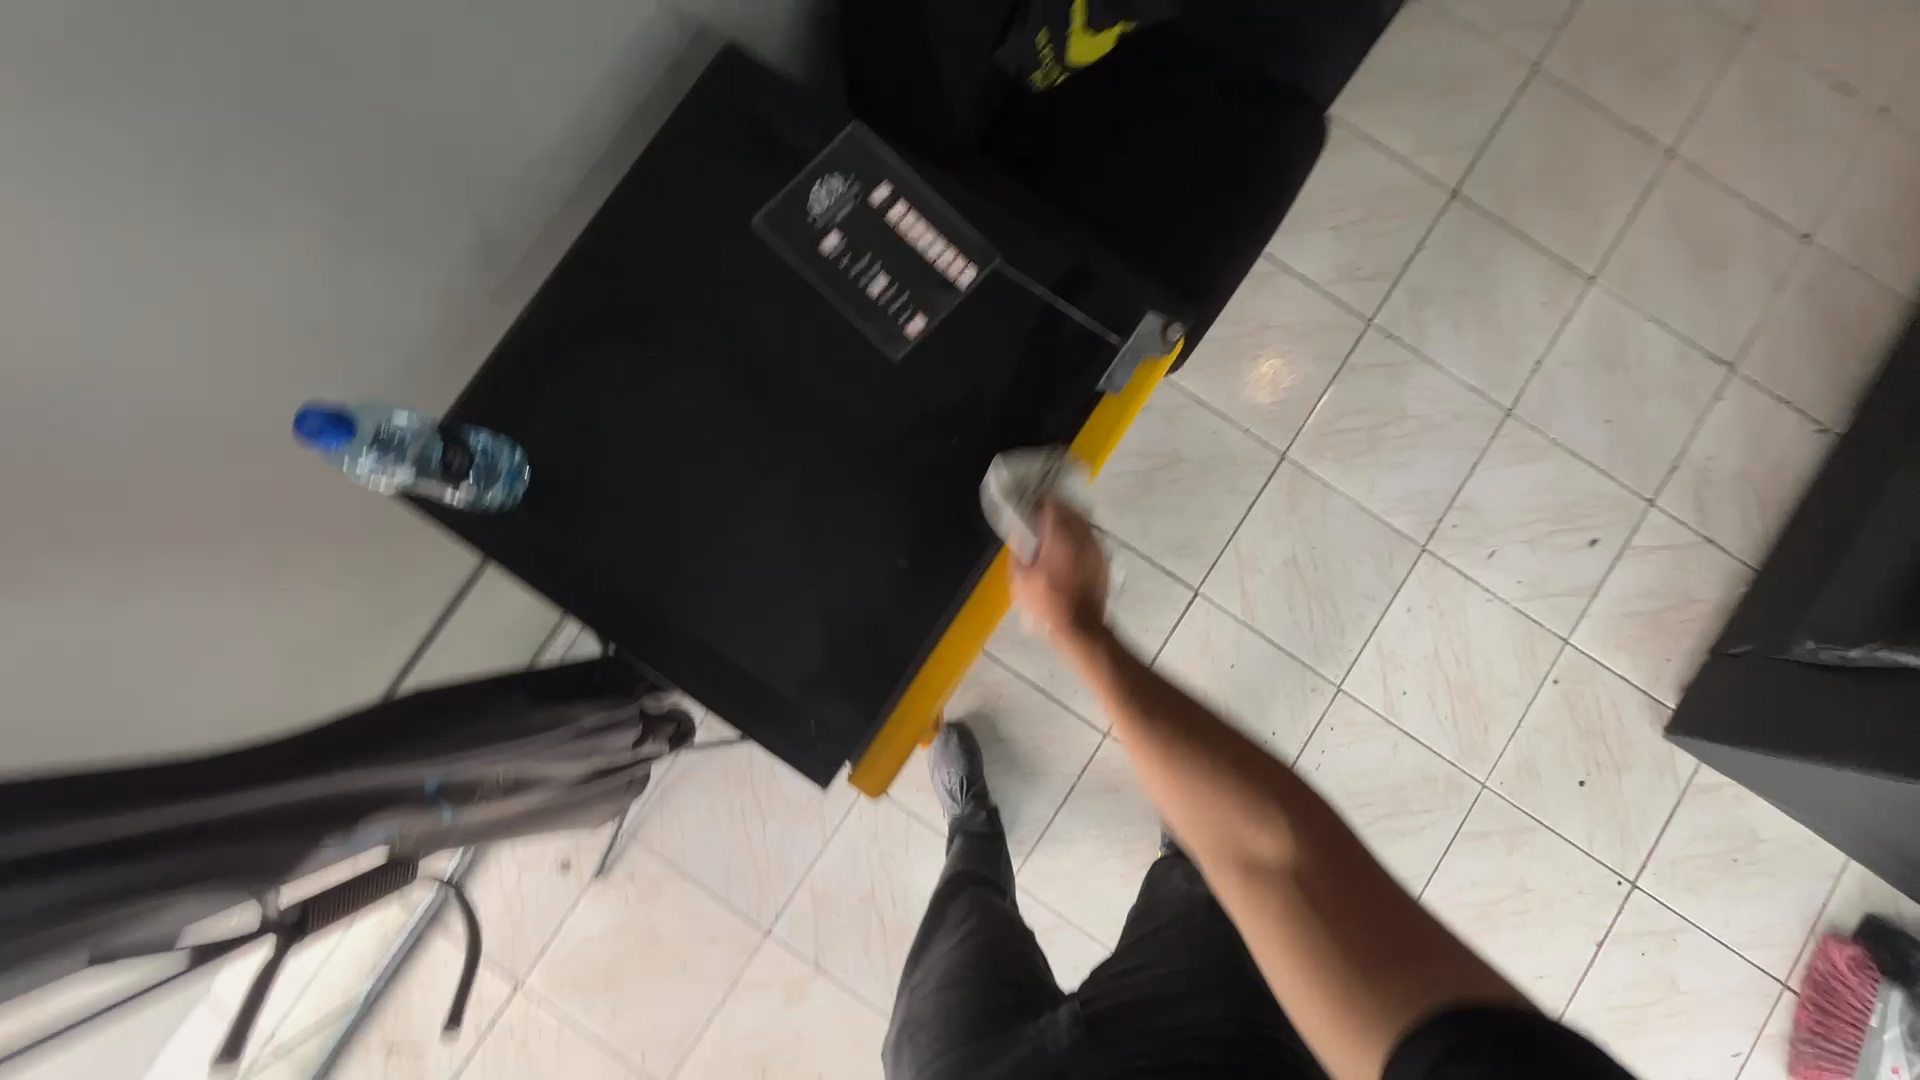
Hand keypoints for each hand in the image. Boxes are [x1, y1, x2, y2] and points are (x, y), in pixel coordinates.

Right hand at [1009, 499, 1108, 639]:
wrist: (1079, 626)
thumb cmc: (1047, 603)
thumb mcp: (1020, 578)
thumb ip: (1018, 551)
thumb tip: (1018, 536)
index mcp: (1060, 536)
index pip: (1053, 505)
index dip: (1042, 502)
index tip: (1033, 504)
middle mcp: (1082, 537)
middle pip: (1072, 510)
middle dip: (1059, 508)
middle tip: (1044, 512)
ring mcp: (1096, 548)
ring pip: (1084, 524)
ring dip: (1071, 521)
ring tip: (1057, 528)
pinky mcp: (1103, 561)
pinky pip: (1091, 539)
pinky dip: (1080, 537)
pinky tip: (1070, 547)